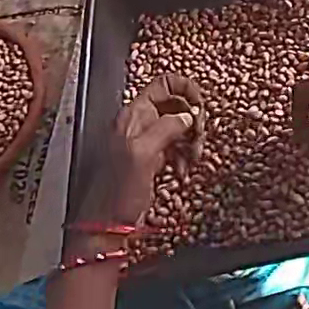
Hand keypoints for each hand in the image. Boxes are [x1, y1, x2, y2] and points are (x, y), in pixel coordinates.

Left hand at [76, 74, 204, 226]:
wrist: (107, 224)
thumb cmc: (117, 192)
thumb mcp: (142, 154)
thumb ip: (166, 128)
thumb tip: (188, 115)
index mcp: (134, 115)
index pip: (164, 84)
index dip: (186, 89)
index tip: (200, 106)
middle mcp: (141, 124)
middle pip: (177, 106)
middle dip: (193, 121)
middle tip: (197, 138)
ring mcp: (148, 142)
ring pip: (181, 128)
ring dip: (192, 141)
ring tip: (191, 159)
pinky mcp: (154, 159)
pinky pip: (178, 148)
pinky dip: (185, 157)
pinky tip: (182, 171)